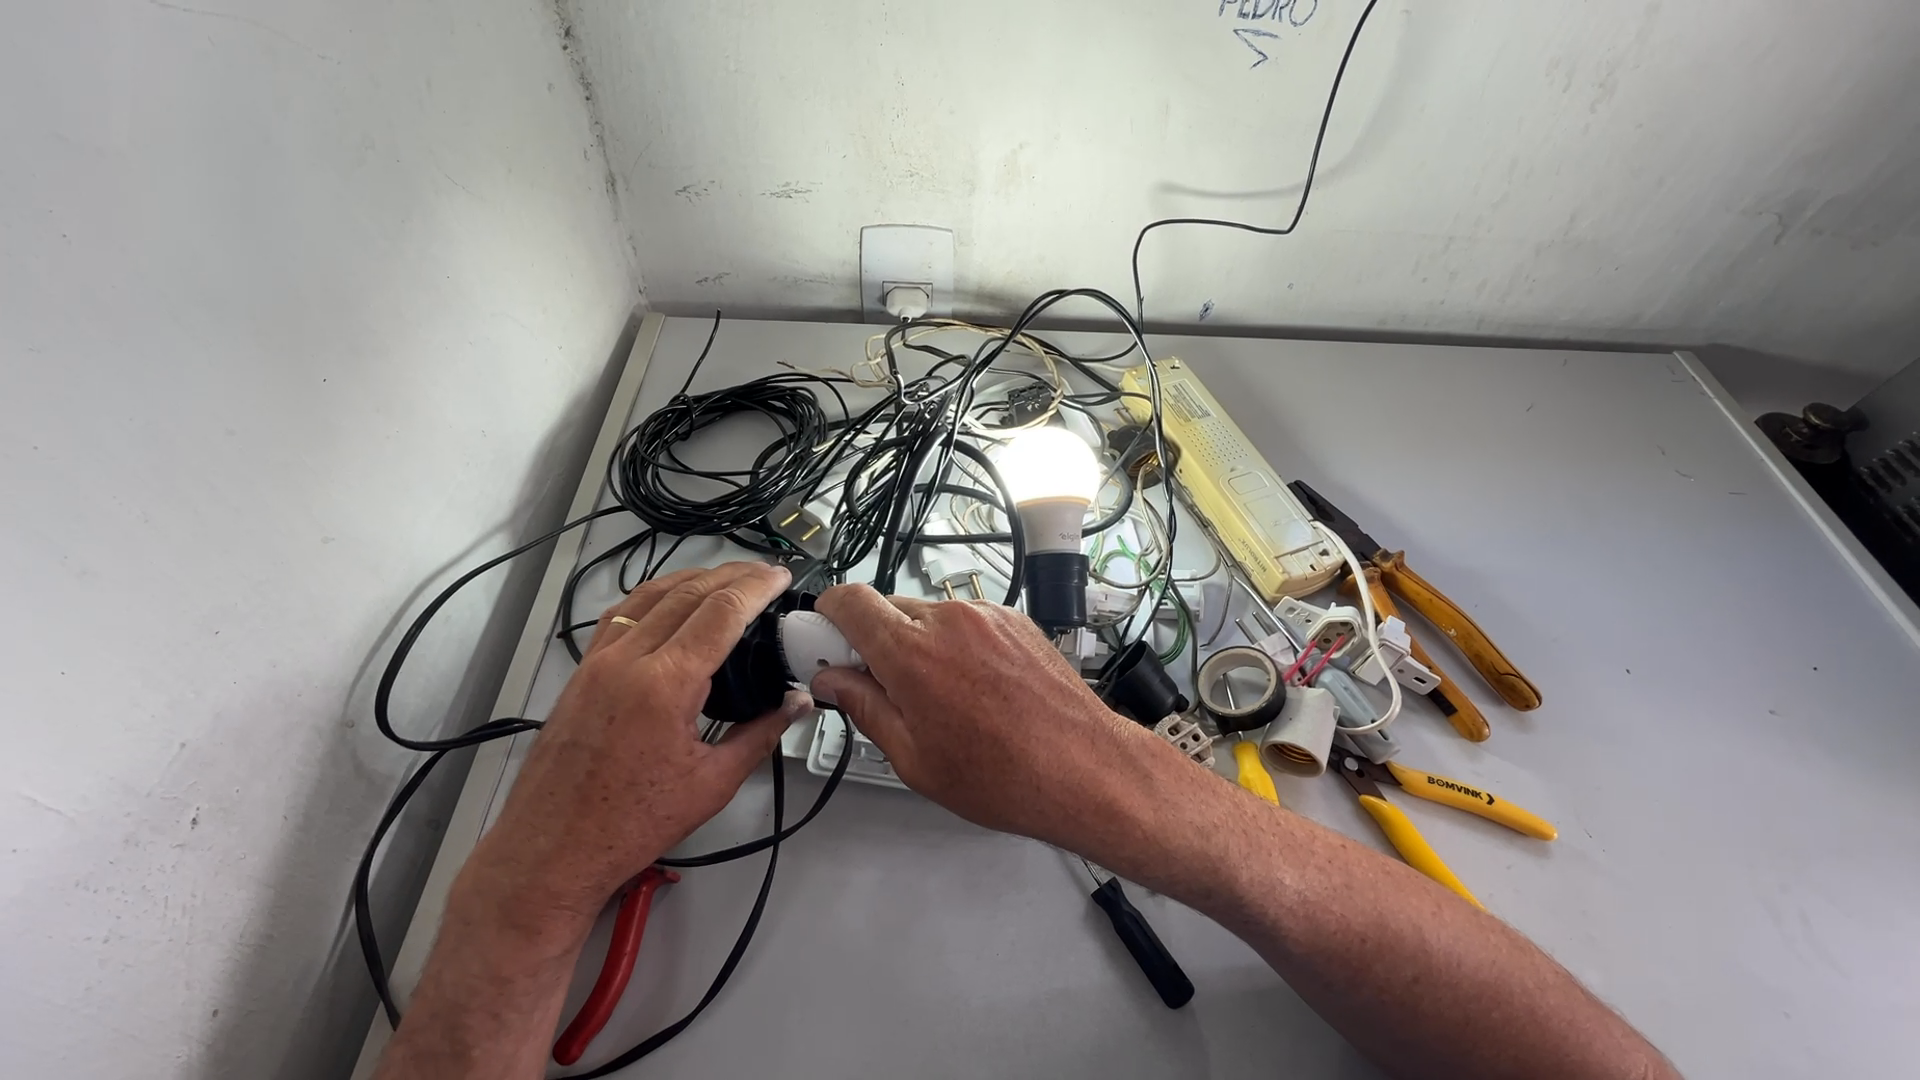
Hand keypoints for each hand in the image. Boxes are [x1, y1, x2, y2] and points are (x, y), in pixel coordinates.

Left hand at [467, 562, 811, 920]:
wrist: (551, 851)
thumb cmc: (631, 824)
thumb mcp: (712, 783)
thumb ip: (761, 734)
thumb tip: (797, 704)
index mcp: (665, 685)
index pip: (721, 612)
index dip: (757, 587)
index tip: (781, 576)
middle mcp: (627, 660)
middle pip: (688, 592)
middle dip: (732, 575)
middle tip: (765, 572)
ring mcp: (598, 662)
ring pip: (650, 595)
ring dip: (693, 578)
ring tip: (727, 577)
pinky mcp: (581, 673)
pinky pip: (621, 615)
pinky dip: (654, 597)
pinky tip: (670, 601)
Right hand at [810, 586, 1180, 850]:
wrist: (1084, 767)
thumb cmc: (999, 776)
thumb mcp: (913, 757)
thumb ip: (864, 707)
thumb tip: (831, 679)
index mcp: (912, 653)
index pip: (851, 601)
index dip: (829, 612)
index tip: (826, 636)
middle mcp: (948, 619)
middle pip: (889, 608)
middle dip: (875, 639)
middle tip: (883, 684)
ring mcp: (987, 615)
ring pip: (930, 615)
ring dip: (919, 642)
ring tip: (943, 695)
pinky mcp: (1016, 619)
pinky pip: (967, 621)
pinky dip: (957, 642)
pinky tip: (977, 686)